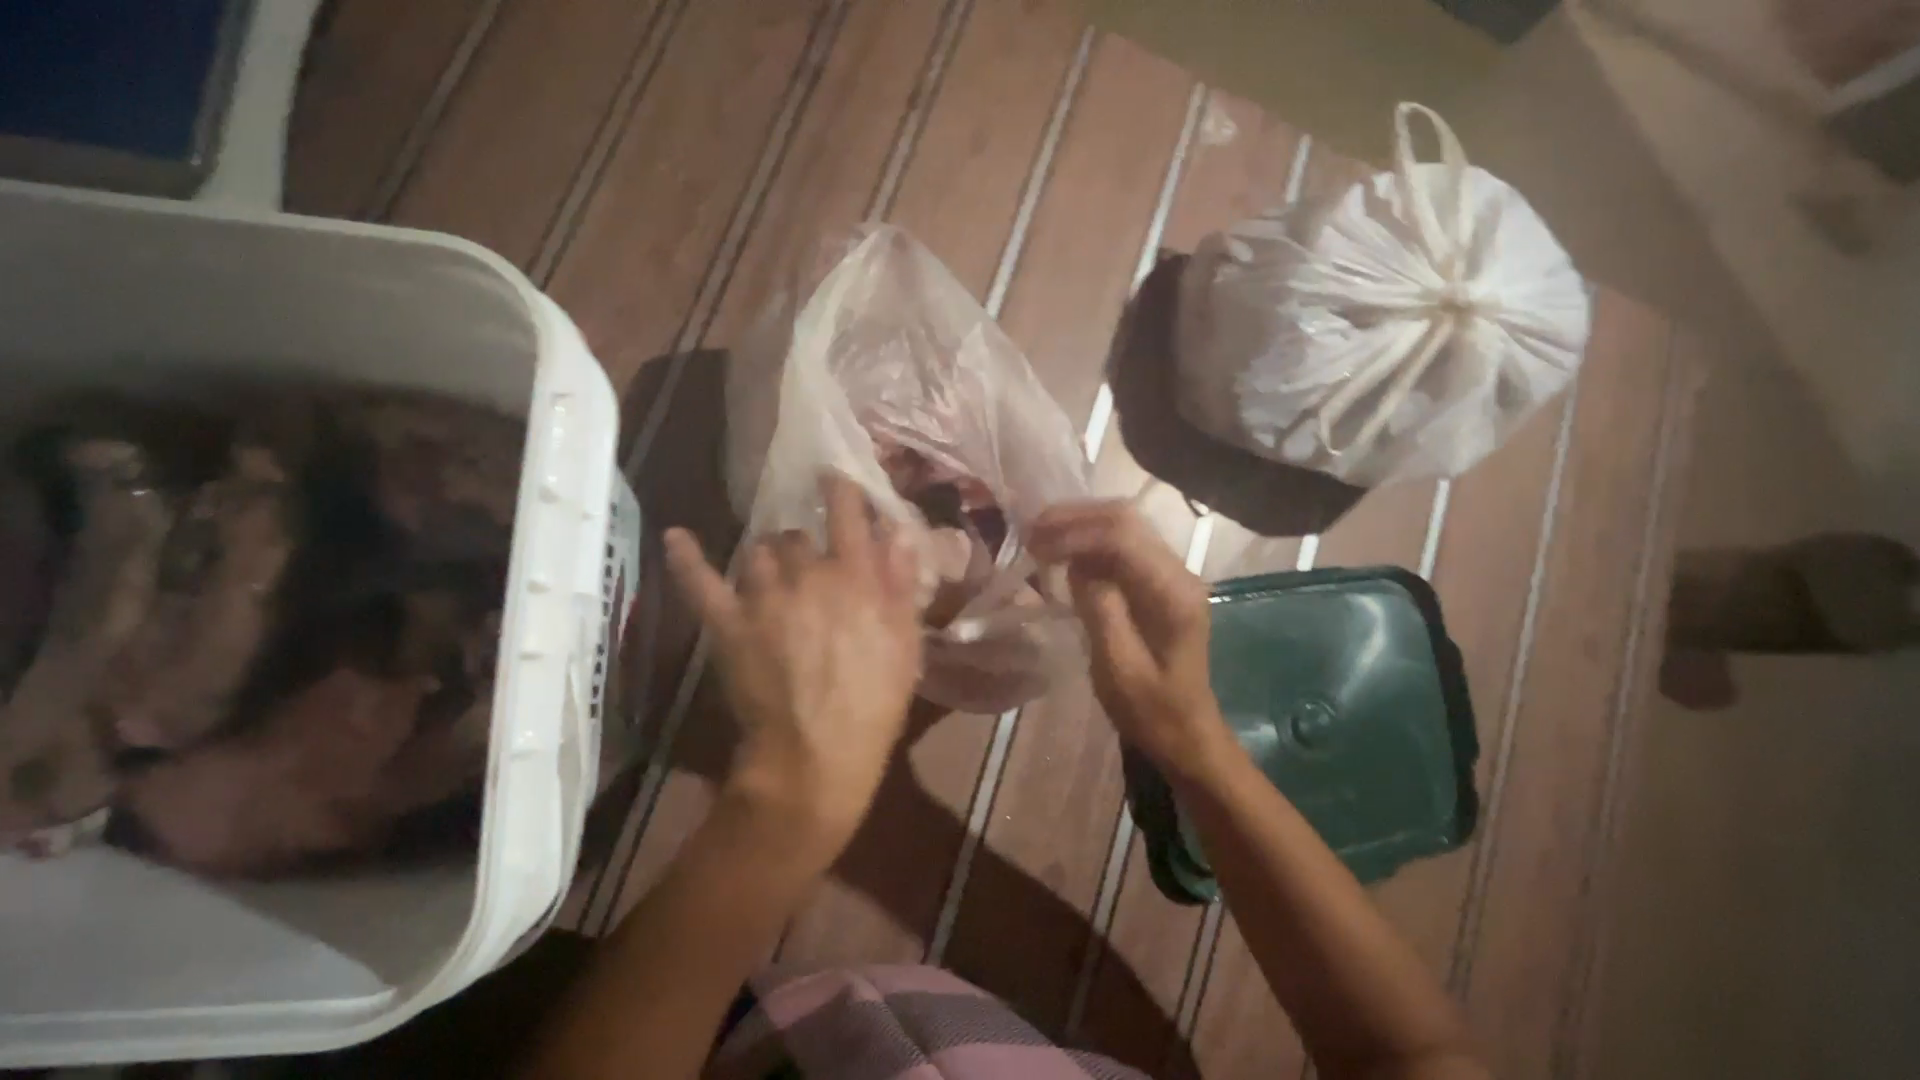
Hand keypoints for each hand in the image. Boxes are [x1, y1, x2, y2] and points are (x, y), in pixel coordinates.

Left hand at [663, 474, 921, 855]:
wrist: (817, 755)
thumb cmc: (875, 704)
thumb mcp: (906, 645)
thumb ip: (901, 584)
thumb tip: (898, 532)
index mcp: (856, 576)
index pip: (847, 513)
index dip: (841, 489)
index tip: (834, 479)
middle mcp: (808, 575)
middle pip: (796, 536)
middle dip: (803, 548)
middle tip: (810, 573)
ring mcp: (762, 597)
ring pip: (757, 553)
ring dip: (766, 560)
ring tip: (771, 579)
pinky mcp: (727, 624)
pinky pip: (701, 581)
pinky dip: (687, 558)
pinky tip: (676, 537)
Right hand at [1028, 501, 1233, 781]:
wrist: (1186, 735)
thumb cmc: (1151, 711)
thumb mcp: (1119, 669)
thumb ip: (1101, 610)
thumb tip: (1077, 565)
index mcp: (1174, 592)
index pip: (1123, 537)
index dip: (1075, 532)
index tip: (1034, 544)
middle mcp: (1179, 572)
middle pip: (1125, 519)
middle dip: (1074, 518)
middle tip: (1029, 532)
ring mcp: (1171, 574)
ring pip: (1123, 525)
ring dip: (1079, 525)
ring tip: (1037, 537)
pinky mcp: (1158, 582)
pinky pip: (1121, 545)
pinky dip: (1087, 541)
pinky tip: (1061, 553)